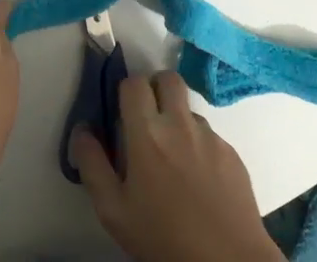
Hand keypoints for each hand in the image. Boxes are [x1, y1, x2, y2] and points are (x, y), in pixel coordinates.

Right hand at [72, 71, 286, 261]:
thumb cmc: (163, 238)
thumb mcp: (113, 210)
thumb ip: (91, 163)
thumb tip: (83, 129)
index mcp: (147, 133)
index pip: (134, 83)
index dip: (125, 92)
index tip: (123, 114)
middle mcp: (180, 125)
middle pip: (168, 79)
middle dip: (155, 89)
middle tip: (147, 119)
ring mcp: (211, 138)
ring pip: (189, 109)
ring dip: (178, 119)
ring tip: (173, 158)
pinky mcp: (233, 154)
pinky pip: (210, 135)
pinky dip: (199, 145)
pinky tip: (197, 180)